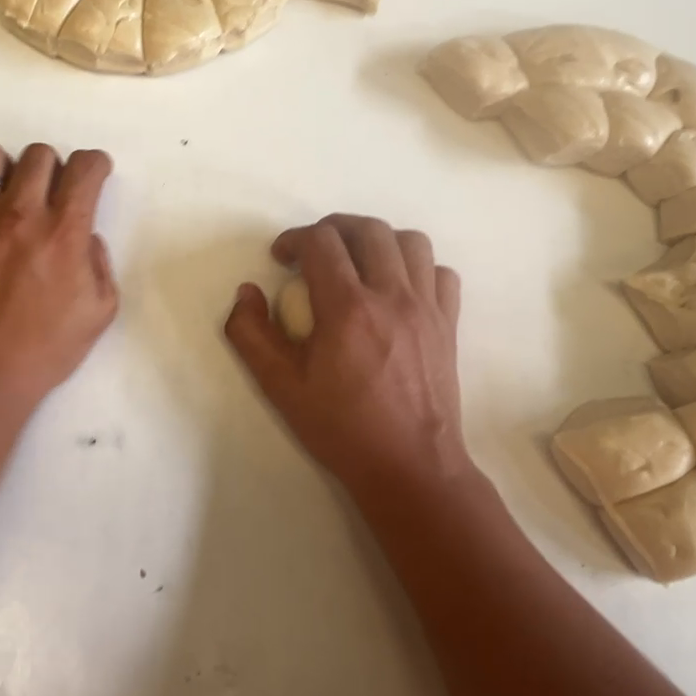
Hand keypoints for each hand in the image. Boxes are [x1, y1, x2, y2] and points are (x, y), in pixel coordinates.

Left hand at [0, 142, 119, 411]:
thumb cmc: (45, 350)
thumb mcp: (99, 312)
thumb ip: (99, 264)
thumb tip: (84, 236)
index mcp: (64, 232)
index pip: (85, 167)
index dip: (95, 166)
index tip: (91, 177)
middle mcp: (19, 214)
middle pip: (39, 153)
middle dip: (52, 169)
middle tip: (48, 195)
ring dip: (2, 169)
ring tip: (4, 196)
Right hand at [225, 215, 472, 493]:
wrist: (409, 467)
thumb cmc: (340, 427)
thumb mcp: (279, 385)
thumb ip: (250, 333)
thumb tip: (247, 292)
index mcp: (347, 307)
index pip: (321, 241)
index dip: (294, 239)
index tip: (281, 258)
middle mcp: (392, 296)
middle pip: (368, 229)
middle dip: (334, 228)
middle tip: (313, 250)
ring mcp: (427, 308)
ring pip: (410, 243)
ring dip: (378, 240)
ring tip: (357, 262)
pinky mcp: (448, 325)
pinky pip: (440, 274)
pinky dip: (417, 268)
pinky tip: (397, 289)